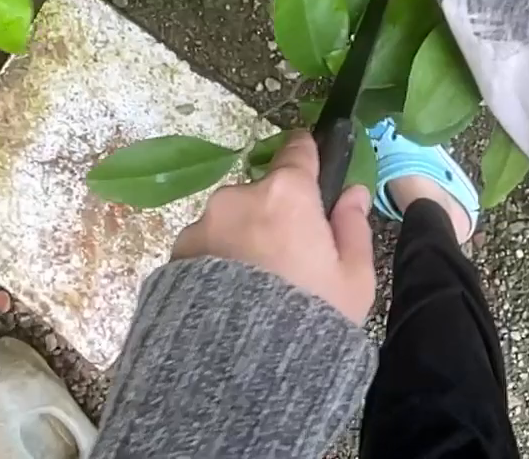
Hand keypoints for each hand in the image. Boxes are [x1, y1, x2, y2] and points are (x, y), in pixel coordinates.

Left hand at [172, 131, 376, 324]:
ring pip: (231, 221)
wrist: (237, 378)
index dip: (309, 157)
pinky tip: (229, 301)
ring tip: (254, 288)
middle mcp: (238, 197)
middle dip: (275, 214)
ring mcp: (201, 227)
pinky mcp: (174, 258)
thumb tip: (353, 193)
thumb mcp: (354, 277)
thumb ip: (354, 226)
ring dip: (243, 240)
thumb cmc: (309, 318)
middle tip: (289, 257)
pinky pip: (205, 249)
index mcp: (287, 192)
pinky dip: (217, 264)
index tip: (314, 171)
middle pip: (264, 192)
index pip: (298, 149)